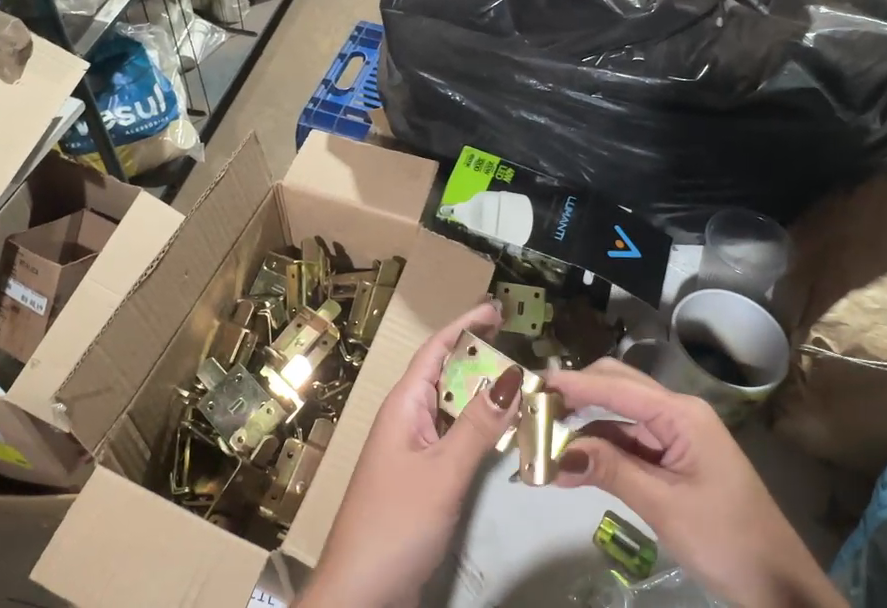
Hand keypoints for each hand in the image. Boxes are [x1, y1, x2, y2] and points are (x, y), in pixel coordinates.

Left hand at [298, 301, 522, 607]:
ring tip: (525, 388)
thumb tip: (513, 374)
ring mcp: (412, 450)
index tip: (498, 307)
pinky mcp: (420, 479)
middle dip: (482, 360)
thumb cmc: (396, 523)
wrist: (360, 593)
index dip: (466, 325)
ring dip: (484, 398)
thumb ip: (479, 425)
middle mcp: (406, 419)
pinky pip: (453, 440)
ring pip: (453, 411)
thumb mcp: (443, 471)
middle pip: (446, 376)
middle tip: (525, 352)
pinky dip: (479, 432)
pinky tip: (504, 436)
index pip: (436, 350)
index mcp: (404, 405)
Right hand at [548, 360, 844, 607]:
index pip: (616, 386)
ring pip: (619, 416)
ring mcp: (676, 436)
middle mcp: (678, 414)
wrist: (782, 588)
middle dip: (575, 396)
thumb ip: (610, 470)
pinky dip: (600, 449)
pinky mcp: (674, 460)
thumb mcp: (664, 506)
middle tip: (532, 410)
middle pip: (616, 388)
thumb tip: (555, 453)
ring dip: (583, 426)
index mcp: (682, 414)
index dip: (572, 384)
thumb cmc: (728, 540)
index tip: (530, 385)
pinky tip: (572, 464)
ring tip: (542, 439)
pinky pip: (628, 442)